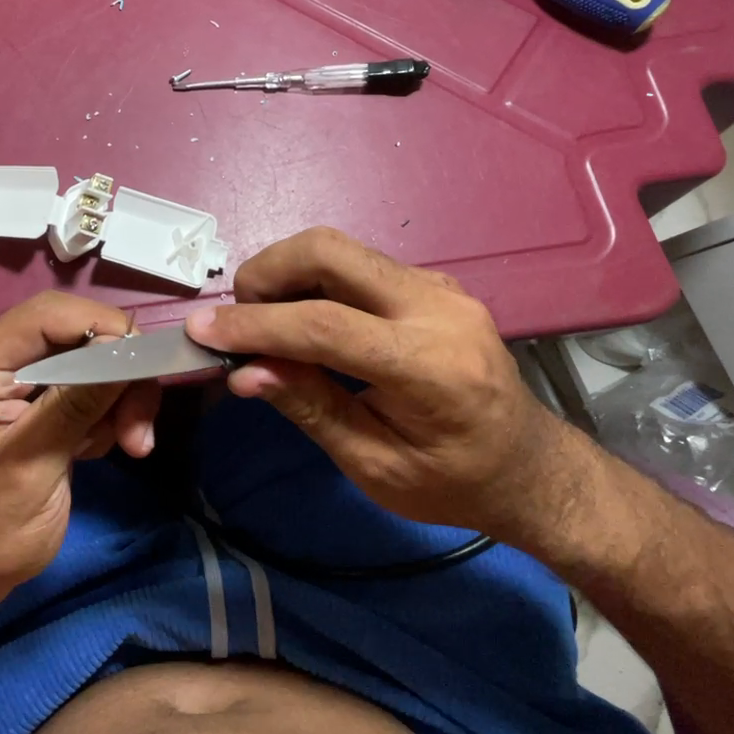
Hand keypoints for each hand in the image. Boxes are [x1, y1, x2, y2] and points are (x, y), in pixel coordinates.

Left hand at [0, 292, 160, 633]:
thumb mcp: (29, 467)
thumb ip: (74, 405)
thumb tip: (123, 349)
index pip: (46, 315)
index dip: (100, 326)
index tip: (144, 365)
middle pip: (75, 335)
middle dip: (117, 372)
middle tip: (138, 429)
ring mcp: (18, 386)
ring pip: (91, 363)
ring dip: (120, 400)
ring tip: (131, 447)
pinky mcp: (39, 409)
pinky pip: (89, 392)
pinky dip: (107, 418)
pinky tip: (96, 453)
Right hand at [184, 227, 588, 542]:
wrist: (533, 469)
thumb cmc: (456, 484)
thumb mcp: (375, 467)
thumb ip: (310, 408)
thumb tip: (242, 372)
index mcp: (431, 367)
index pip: (324, 324)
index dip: (254, 324)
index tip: (200, 329)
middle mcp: (437, 308)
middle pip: (329, 250)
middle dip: (266, 272)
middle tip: (239, 317)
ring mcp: (438, 287)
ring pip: (338, 248)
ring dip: (285, 274)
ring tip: (264, 322)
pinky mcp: (430, 283)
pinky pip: (355, 264)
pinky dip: (312, 282)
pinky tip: (301, 320)